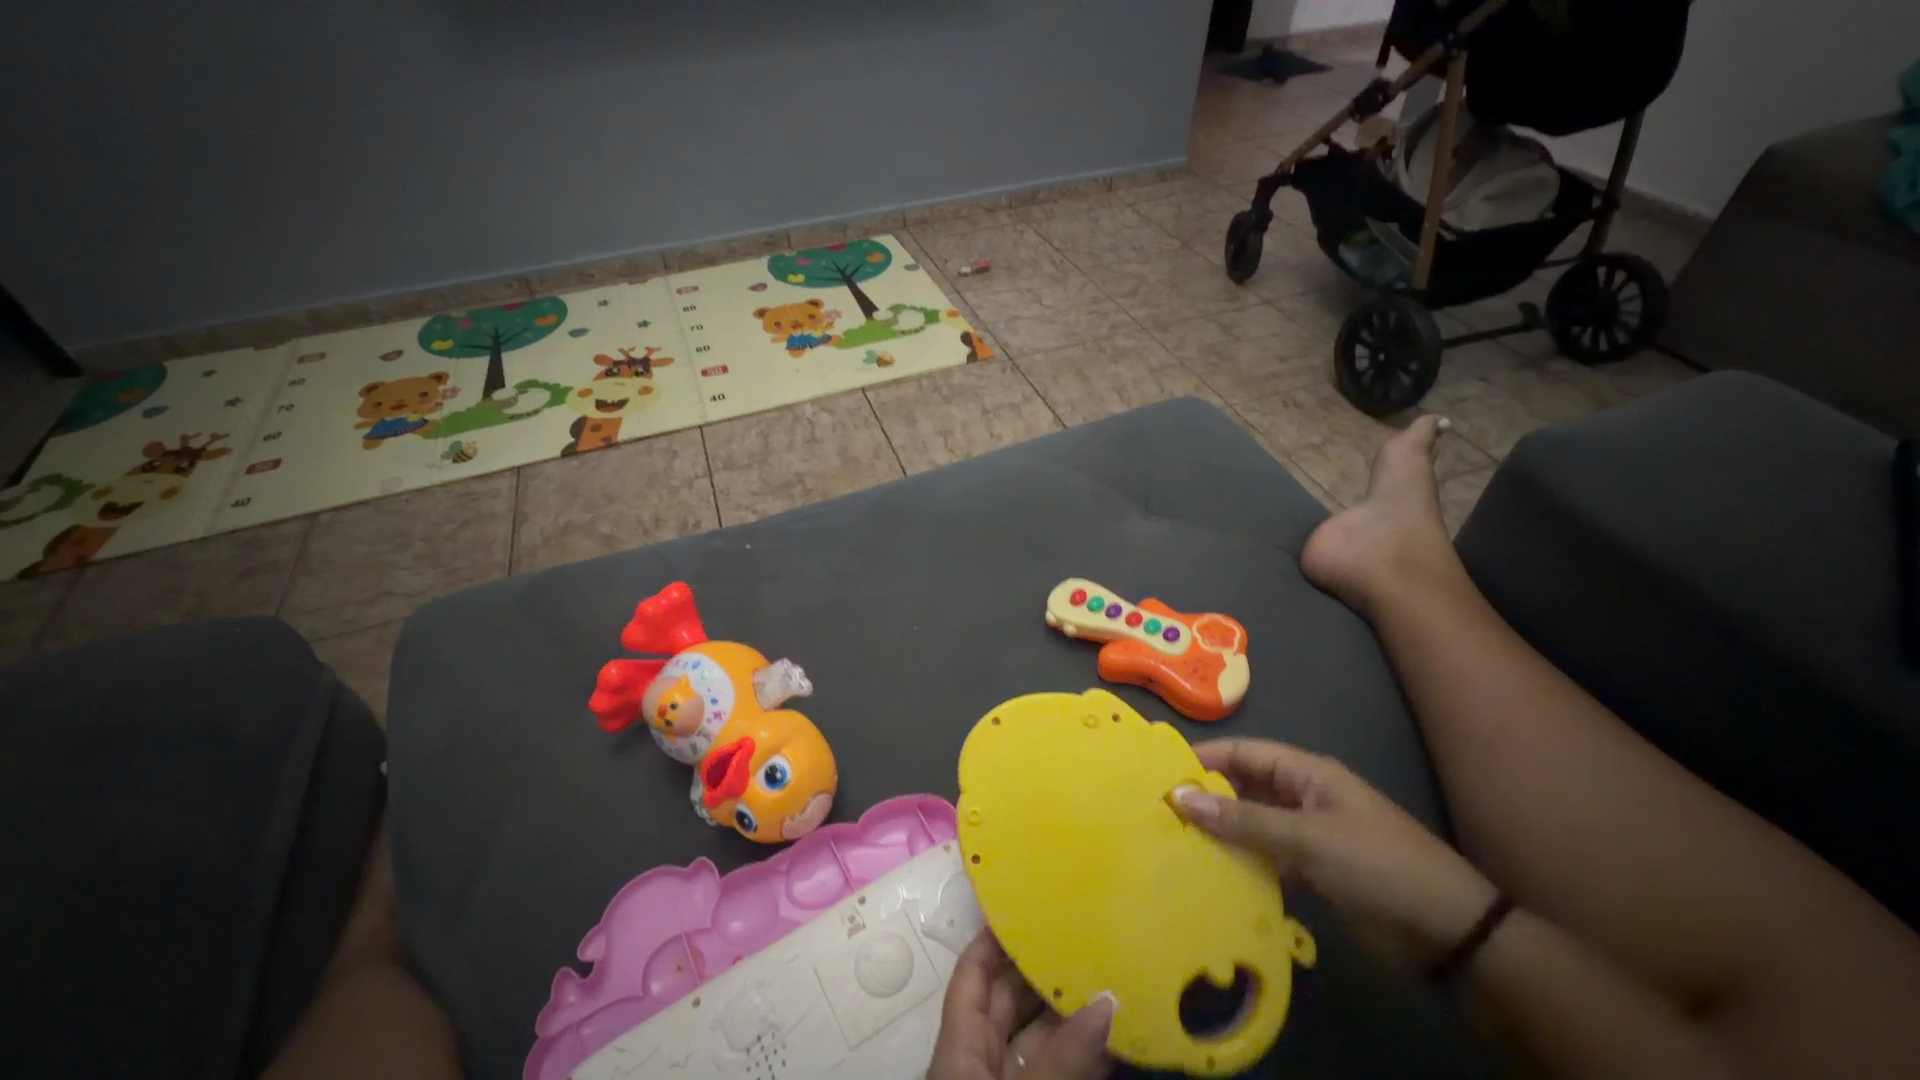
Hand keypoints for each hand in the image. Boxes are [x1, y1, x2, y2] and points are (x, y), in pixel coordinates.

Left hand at [928, 930, 1113, 1079]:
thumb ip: (1062, 1055)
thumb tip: (1109, 1001)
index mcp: (959, 1047)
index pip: (972, 974)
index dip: (993, 938)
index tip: (1026, 904)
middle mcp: (981, 1060)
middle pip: (1011, 1001)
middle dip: (1047, 971)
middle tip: (1086, 935)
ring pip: (1041, 1038)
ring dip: (1075, 1015)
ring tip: (1112, 977)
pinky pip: (1060, 1070)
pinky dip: (1085, 1054)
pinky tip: (1119, 1034)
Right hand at [1174, 738, 1498, 965]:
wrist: (1445, 931)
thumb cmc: (1376, 866)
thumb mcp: (1307, 838)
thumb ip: (1242, 820)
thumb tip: (1179, 796)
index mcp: (1308, 774)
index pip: (1245, 753)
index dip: (1205, 758)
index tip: (1158, 773)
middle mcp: (1303, 798)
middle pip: (1244, 788)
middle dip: (1205, 797)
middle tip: (1155, 813)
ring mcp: (1307, 837)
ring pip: (1251, 826)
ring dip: (1218, 834)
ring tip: (1170, 844)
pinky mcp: (1310, 873)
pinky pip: (1263, 860)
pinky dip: (1238, 865)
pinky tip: (1205, 877)